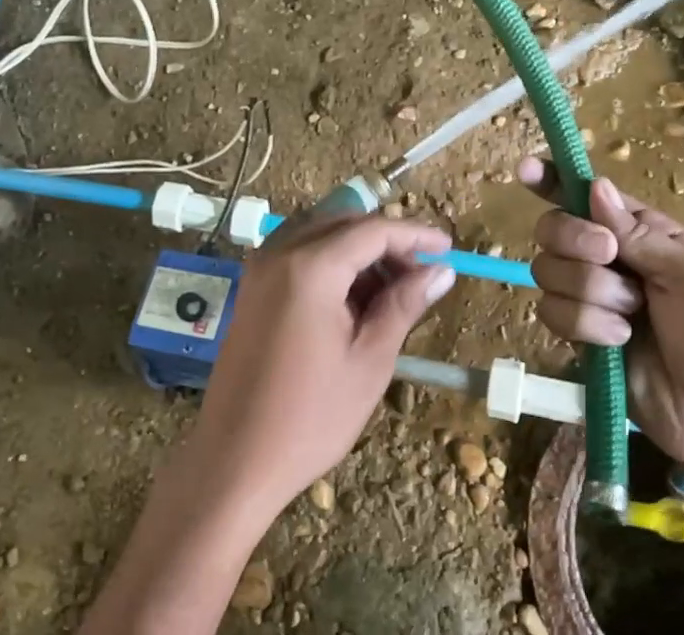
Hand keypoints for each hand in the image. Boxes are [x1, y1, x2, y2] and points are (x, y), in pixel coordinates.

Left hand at [190, 214, 454, 512]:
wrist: (234, 459)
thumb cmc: (310, 417)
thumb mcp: (369, 360)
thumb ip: (404, 305)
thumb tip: (441, 271)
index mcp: (309, 267)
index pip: (372, 230)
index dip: (415, 235)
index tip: (449, 249)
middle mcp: (278, 254)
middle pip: (343, 223)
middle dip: (387, 240)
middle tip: (423, 273)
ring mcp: (259, 271)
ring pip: (319, 235)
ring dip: (358, 250)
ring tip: (394, 290)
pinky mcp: (251, 291)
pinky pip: (297, 256)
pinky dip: (331, 263)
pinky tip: (355, 299)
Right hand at [517, 157, 683, 475]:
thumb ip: (641, 233)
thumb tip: (593, 185)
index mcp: (646, 233)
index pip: (590, 195)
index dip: (554, 179)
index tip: (525, 170)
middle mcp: (612, 260)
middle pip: (556, 228)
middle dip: (575, 241)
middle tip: (609, 257)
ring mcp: (593, 298)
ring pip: (548, 271)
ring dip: (590, 293)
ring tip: (631, 318)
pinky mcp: (580, 336)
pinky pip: (552, 312)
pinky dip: (585, 326)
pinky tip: (618, 343)